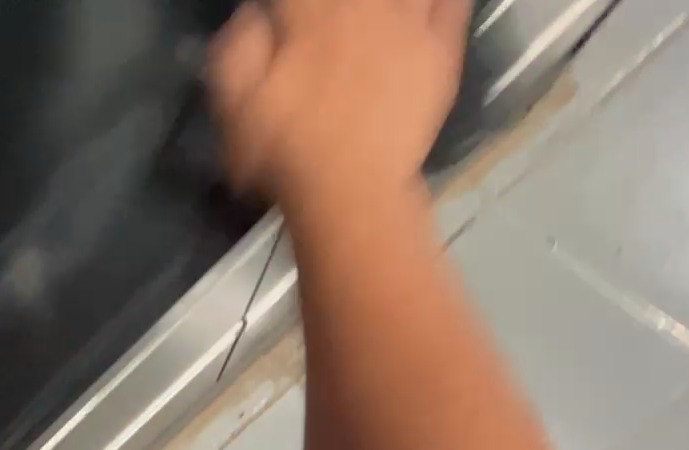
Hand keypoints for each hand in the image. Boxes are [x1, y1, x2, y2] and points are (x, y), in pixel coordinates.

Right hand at [205, 0, 469, 208]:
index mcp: (310, 22)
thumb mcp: (236, 112)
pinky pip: (451, 0)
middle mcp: (363, 10)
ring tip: (368, 12)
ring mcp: (408, 24)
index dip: (285, 7)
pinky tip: (422, 6)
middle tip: (324, 17)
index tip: (281, 17)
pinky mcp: (440, 49)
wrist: (348, 191)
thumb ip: (237, 54)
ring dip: (383, 1)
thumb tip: (249, 15)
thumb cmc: (285, 156)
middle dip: (330, 3)